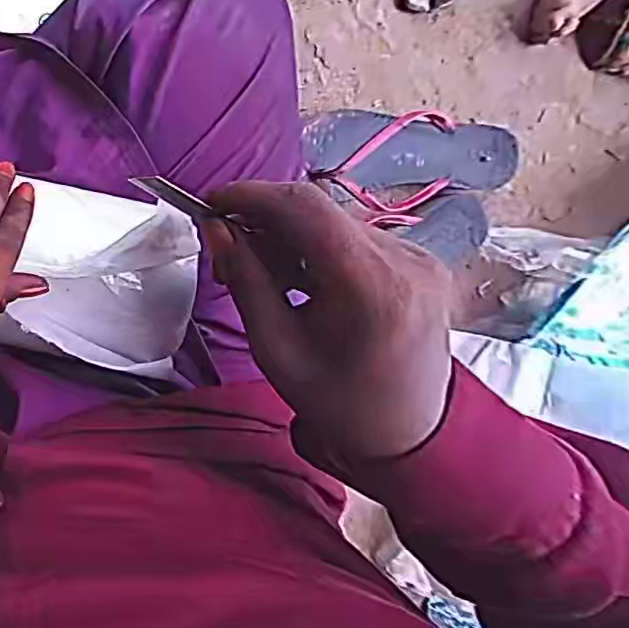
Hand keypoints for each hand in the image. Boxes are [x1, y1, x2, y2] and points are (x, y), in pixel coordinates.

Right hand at [201, 181, 454, 463]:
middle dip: (260, 217)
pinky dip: (311, 246)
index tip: (210, 202)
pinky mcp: (418, 261)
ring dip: (283, 234)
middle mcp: (403, 258)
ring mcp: (417, 257)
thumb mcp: (274, 345)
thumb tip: (216, 229)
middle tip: (224, 248)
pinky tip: (294, 277)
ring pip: (330, 221)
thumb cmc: (334, 399)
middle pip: (316, 209)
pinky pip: (349, 236)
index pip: (304, 207)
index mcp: (368, 284)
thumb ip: (245, 280)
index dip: (250, 195)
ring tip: (257, 272)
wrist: (407, 432)